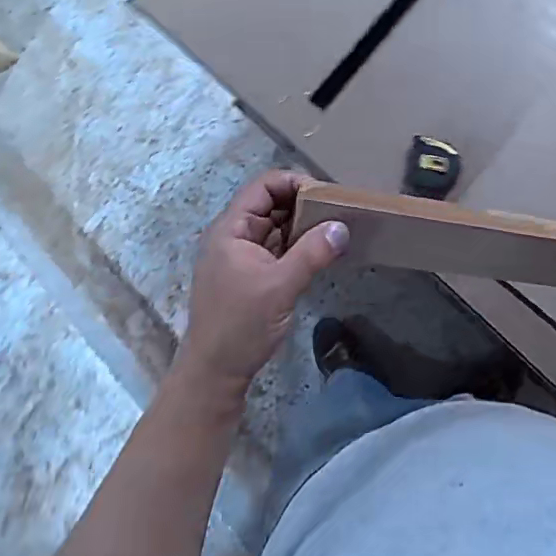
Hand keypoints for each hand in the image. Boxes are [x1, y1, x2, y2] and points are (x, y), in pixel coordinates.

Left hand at [180, 171, 348, 398]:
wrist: (214, 373)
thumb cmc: (240, 325)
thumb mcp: (280, 286)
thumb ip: (312, 253)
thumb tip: (341, 227)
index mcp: (231, 229)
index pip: (263, 187)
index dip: (294, 183)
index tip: (326, 194)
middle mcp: (234, 236)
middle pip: (271, 205)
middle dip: (303, 204)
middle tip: (338, 211)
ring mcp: (242, 257)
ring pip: (276, 228)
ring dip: (303, 226)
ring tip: (335, 229)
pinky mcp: (251, 276)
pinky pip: (277, 250)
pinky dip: (298, 247)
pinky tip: (322, 252)